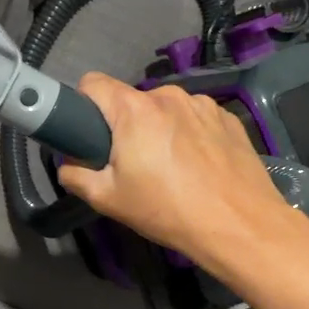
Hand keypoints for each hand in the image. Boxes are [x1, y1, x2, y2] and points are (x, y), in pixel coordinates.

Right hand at [56, 74, 299, 265]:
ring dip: (157, 128)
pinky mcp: (227, 117)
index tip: (88, 131)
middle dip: (123, 125)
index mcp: (133, 110)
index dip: (83, 103)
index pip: (92, 83)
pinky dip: (187, 134)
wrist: (240, 225)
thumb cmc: (167, 210)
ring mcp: (202, 104)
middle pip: (130, 100)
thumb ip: (74, 175)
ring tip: (168, 166)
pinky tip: (196, 165)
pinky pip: (193, 118)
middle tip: (129, 163)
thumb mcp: (107, 199)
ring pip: (163, 109)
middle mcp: (168, 96)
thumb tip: (69, 164)